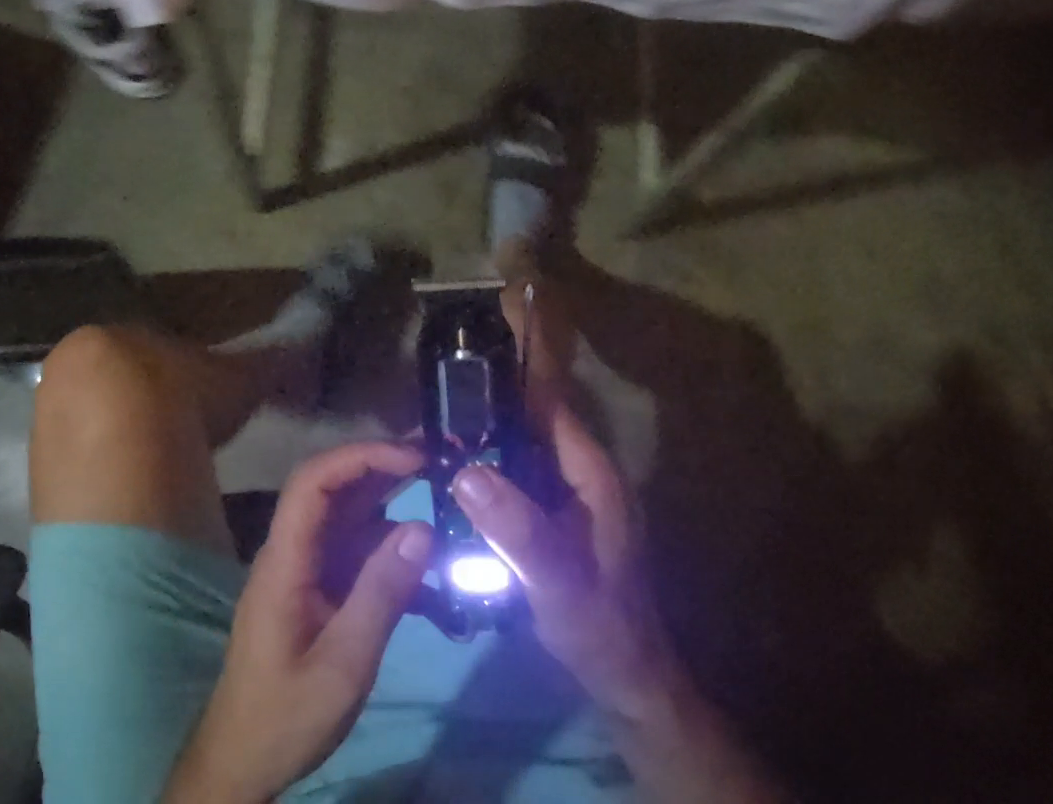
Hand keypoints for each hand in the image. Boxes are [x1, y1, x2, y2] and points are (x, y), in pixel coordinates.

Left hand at [163, 442, 431, 803]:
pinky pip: (355, 555)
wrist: (243, 760)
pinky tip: (429, 568)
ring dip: (394, 509)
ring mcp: (304, 572)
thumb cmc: (285, 716)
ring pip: (349, 522)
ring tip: (446, 505)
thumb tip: (422, 529)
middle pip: (333, 491)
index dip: (360, 456)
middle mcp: (292, 554)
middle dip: (384, 470)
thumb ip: (381, 595)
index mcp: (284, 561)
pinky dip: (390, 552)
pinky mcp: (317, 592)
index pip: (312, 483)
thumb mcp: (342, 664)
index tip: (414, 458)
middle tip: (443, 465)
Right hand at [449, 405, 673, 721]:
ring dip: (482, 445)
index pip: (548, 405)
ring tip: (430, 443)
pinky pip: (518, 481)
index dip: (505, 383)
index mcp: (592, 474)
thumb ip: (515, 527)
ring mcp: (571, 495)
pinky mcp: (556, 517)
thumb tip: (466, 471)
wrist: (625, 676)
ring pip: (521, 452)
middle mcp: (583, 473)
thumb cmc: (598, 625)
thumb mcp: (554, 579)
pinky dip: (489, 476)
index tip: (455, 375)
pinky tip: (453, 485)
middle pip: (529, 424)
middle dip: (483, 415)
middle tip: (427, 417)